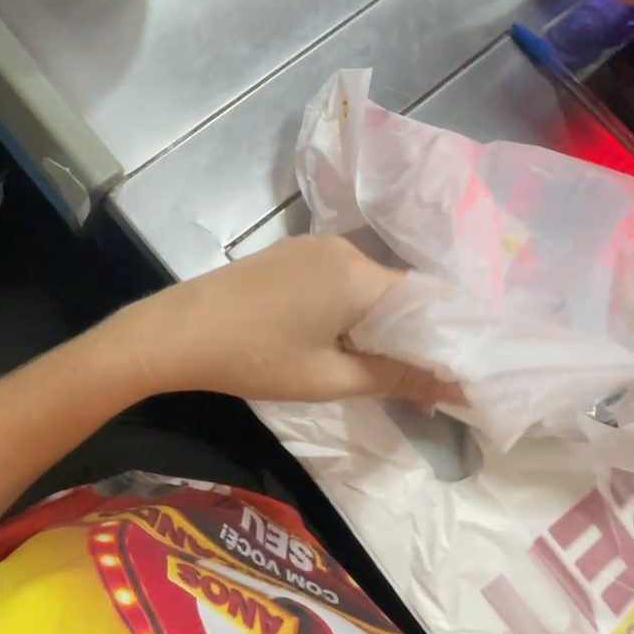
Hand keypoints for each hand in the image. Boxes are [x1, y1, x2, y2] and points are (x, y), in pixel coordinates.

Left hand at [109, 235, 454, 403]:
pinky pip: (339, 277)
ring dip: (380, 320)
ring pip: (368, 284)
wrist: (178, 330)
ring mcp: (313, 245)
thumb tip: (455, 388)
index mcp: (360, 275)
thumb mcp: (328, 377)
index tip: (456, 372)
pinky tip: (340, 336)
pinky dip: (350, 306)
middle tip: (422, 378)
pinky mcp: (290, 252)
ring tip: (383, 364)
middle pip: (399, 291)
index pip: (429, 301)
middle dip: (413, 333)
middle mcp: (345, 248)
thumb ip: (396, 377)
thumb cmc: (254, 358)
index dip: (446, 338)